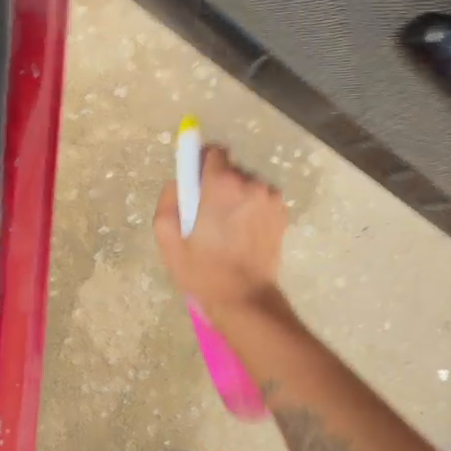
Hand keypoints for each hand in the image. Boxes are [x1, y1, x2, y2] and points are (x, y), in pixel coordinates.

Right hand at [153, 144, 287, 319]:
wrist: (245, 299)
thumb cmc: (204, 271)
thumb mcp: (169, 241)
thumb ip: (168, 202)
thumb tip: (177, 182)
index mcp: (222, 184)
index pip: (213, 152)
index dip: (201, 165)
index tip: (195, 185)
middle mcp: (250, 183)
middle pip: (229, 170)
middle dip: (217, 186)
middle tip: (207, 217)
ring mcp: (271, 198)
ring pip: (246, 185)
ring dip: (236, 198)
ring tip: (227, 231)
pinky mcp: (282, 213)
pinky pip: (260, 200)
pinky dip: (251, 209)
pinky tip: (243, 235)